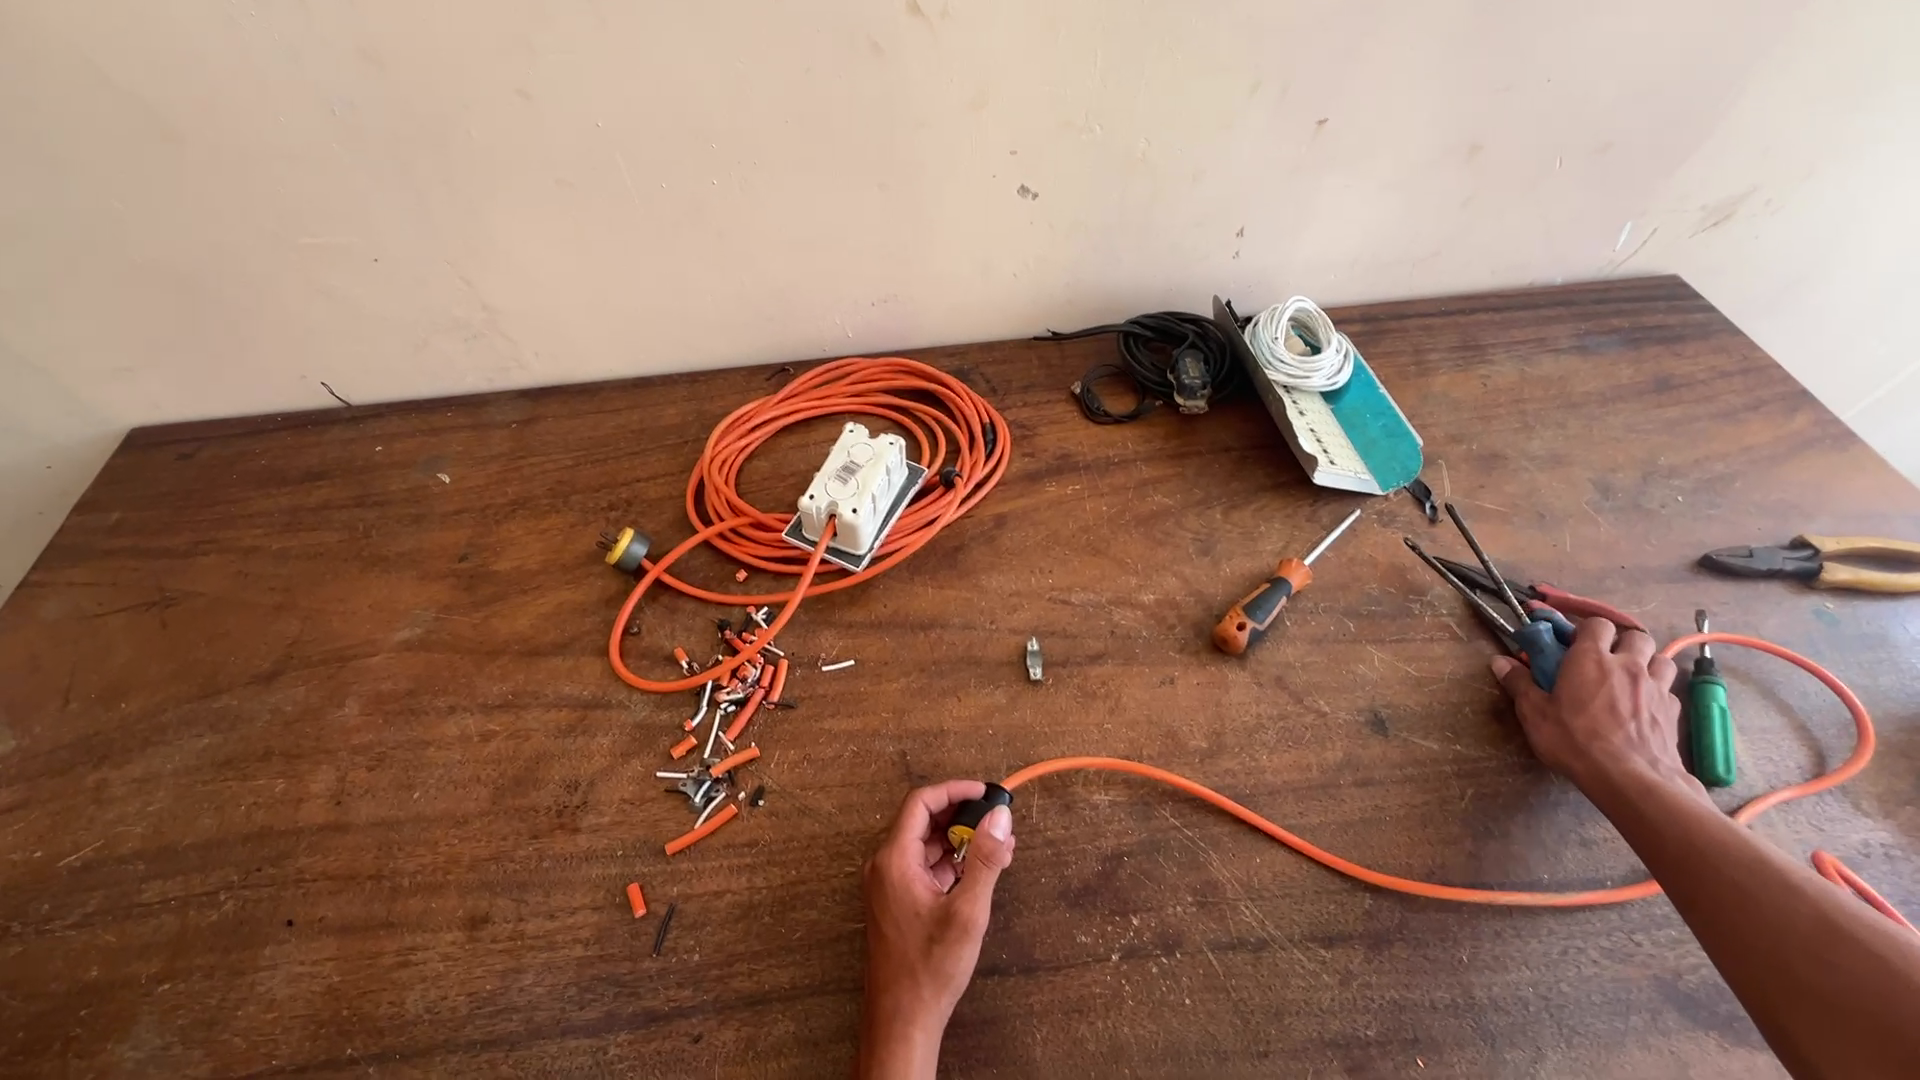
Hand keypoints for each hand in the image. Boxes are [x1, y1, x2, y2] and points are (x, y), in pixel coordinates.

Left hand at [857, 780, 1015, 1079]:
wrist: (902, 1020)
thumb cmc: (930, 969)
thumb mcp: (967, 911)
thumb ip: (984, 859)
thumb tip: (1000, 817)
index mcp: (894, 860)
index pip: (920, 802)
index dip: (954, 790)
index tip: (985, 793)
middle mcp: (885, 865)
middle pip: (922, 821)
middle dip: (961, 816)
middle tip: (997, 822)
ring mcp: (888, 884)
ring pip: (925, 844)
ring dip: (959, 841)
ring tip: (998, 848)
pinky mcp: (896, 900)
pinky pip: (923, 866)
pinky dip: (950, 863)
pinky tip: (978, 872)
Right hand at [1490, 617, 1701, 798]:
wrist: (1631, 778)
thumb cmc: (1575, 740)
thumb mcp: (1534, 713)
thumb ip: (1519, 683)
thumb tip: (1499, 661)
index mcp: (1590, 658)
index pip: (1596, 624)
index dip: (1585, 629)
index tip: (1572, 643)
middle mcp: (1628, 665)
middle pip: (1635, 636)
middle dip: (1621, 642)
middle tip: (1604, 659)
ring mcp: (1657, 687)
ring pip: (1661, 658)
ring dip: (1646, 662)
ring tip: (1630, 678)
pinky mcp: (1674, 711)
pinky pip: (1669, 689)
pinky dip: (1658, 690)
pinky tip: (1645, 706)